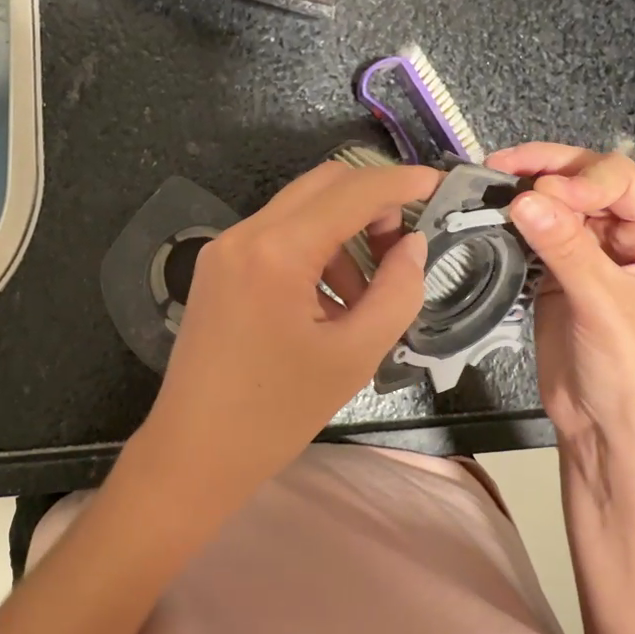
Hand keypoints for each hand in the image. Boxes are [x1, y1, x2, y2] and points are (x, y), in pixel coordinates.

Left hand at [137, 162, 437, 497]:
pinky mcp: (217, 266)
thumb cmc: (278, 412)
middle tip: (404, 246)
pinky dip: (312, 251)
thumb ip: (397, 292)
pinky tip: (328, 303)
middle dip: (371, 202)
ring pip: (299, 210)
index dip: (400, 182)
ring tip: (365, 295)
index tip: (439, 184)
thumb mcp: (354, 355)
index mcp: (277, 251)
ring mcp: (224, 247)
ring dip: (343, 232)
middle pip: (322, 185)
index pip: (351, 191)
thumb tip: (413, 245)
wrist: (195, 450)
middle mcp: (245, 233)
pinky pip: (276, 236)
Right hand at [484, 143, 634, 458]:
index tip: (539, 194)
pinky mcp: (559, 272)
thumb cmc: (633, 373)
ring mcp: (593, 253)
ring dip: (524, 193)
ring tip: (487, 184)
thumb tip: (521, 197)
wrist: (609, 435)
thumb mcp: (606, 307)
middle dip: (546, 172)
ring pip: (556, 203)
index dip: (580, 178)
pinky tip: (490, 215)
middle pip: (586, 182)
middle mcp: (632, 235)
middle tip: (499, 167)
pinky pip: (536, 233)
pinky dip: (513, 223)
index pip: (620, 181)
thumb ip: (566, 247)